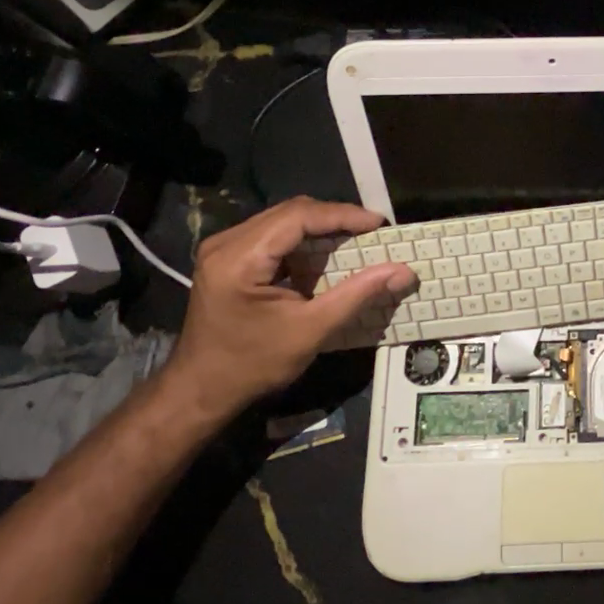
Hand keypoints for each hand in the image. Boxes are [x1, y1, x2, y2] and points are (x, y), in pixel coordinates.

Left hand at [165, 197, 415, 411]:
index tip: (380, 224)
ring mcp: (224, 248)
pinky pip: (274, 235)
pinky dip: (305, 240)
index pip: (298, 217)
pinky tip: (327, 255)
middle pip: (291, 212)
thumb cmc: (253, 364)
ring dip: (321, 228)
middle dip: (335, 219)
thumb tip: (403, 271)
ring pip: (283, 220)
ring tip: (357, 240)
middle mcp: (226, 243)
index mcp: (239, 258)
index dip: (343, 215)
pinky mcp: (228, 258)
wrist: (201, 390)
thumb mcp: (311, 331)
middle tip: (373, 233)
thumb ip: (357, 294)